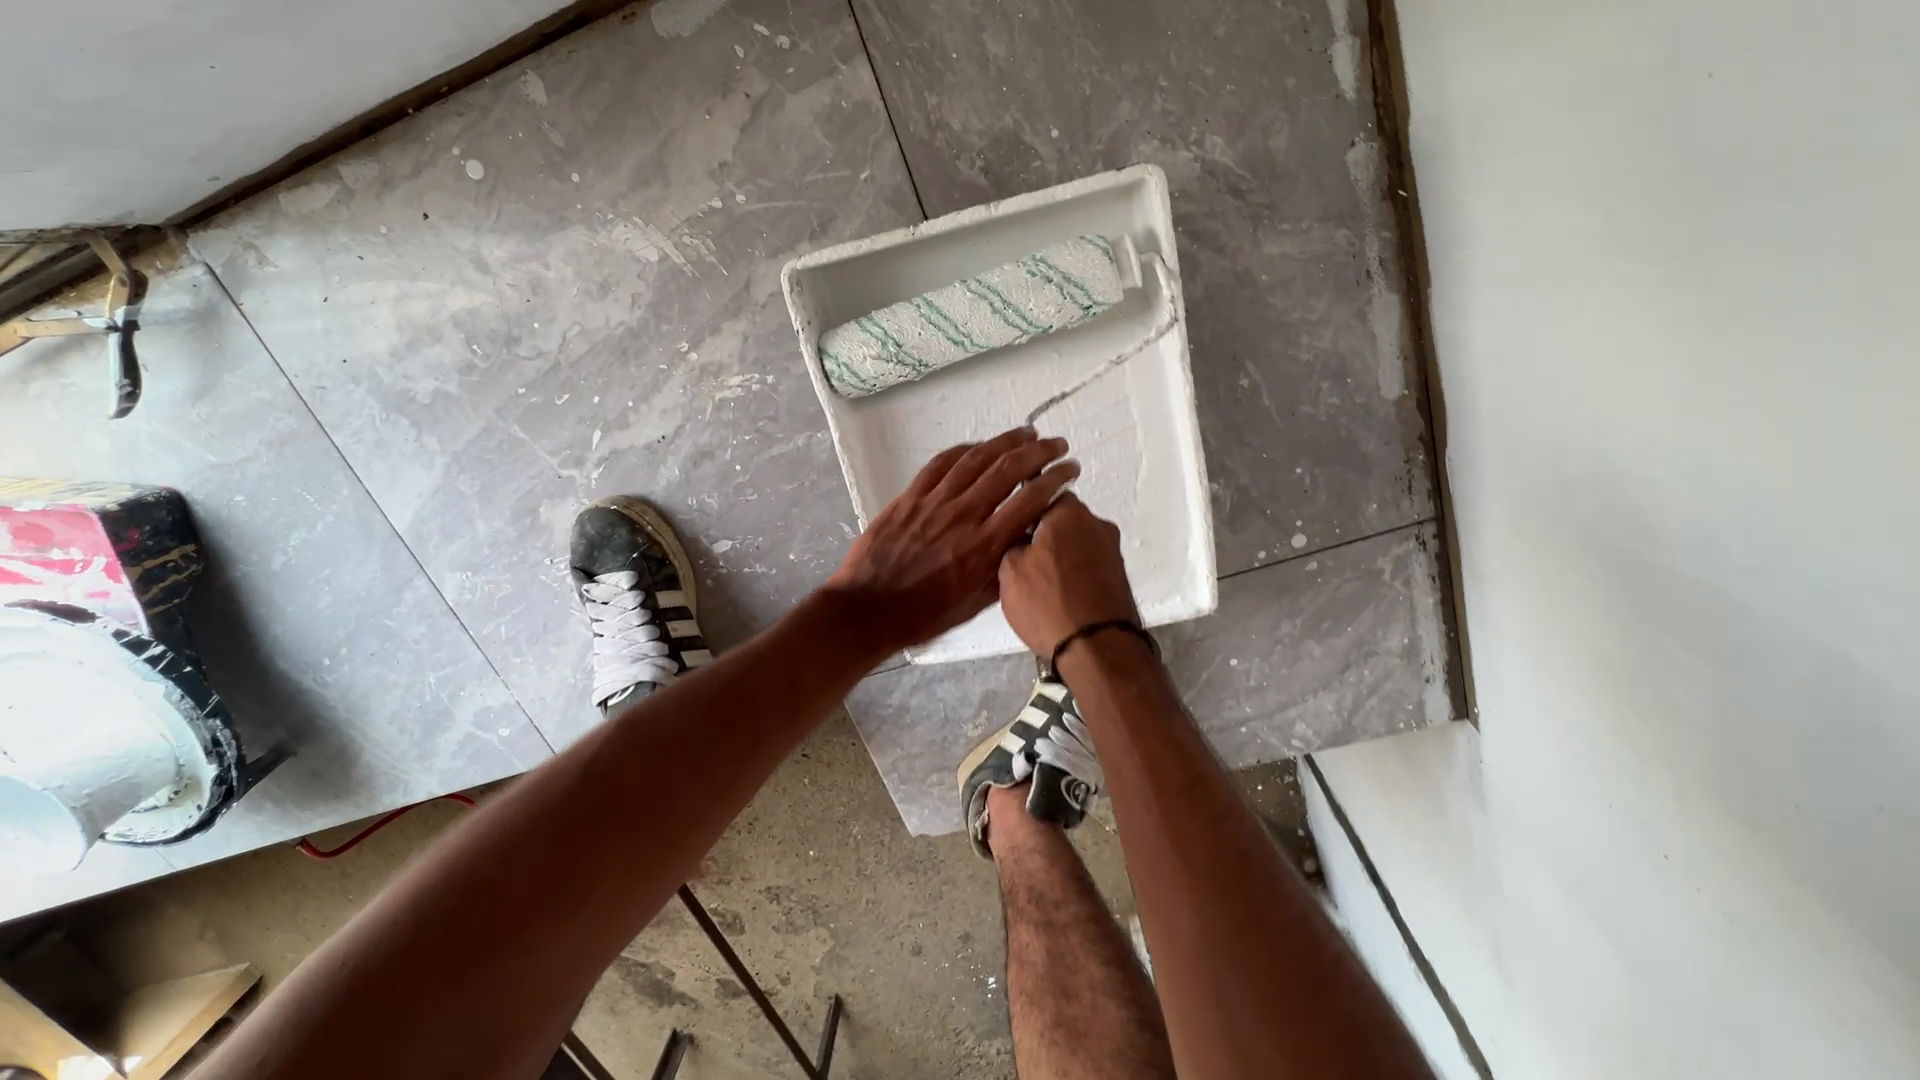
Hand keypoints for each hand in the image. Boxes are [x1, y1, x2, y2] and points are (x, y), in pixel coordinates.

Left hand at [825, 428, 1078, 653]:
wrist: (868, 609)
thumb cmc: (922, 616)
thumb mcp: (973, 604)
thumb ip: (1001, 573)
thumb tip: (1024, 549)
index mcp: (982, 546)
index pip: (1029, 501)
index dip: (1055, 480)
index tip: (1070, 469)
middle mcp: (962, 516)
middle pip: (1007, 470)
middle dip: (1038, 452)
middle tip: (1057, 444)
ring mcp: (933, 502)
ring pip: (976, 459)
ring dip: (1005, 442)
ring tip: (1027, 433)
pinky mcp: (909, 497)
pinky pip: (941, 464)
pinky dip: (964, 450)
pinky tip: (980, 446)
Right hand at [998, 493, 1139, 657]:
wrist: (1097, 648)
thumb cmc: (1047, 603)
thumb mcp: (1009, 570)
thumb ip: (1012, 542)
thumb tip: (1022, 540)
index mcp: (1068, 513)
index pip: (1041, 492)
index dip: (1022, 509)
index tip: (1009, 525)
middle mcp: (1096, 524)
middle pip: (1061, 520)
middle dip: (1042, 534)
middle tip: (1020, 557)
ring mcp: (1112, 551)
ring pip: (1076, 544)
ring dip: (1059, 556)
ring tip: (1038, 583)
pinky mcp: (1119, 577)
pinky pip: (1088, 566)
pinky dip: (1074, 574)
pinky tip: (1059, 595)